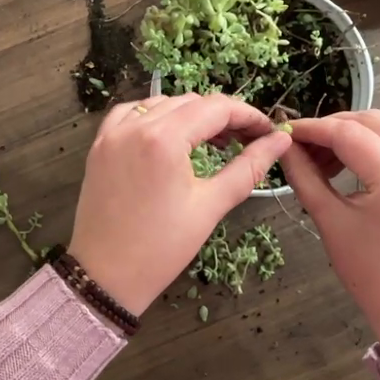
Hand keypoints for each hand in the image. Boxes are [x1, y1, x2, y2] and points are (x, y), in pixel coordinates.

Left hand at [68, 93, 289, 315]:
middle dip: (222, 116)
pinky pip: (130, 115)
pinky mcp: (99, 148)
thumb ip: (248, 167)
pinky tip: (169, 136)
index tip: (268, 132)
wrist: (105, 276)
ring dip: (190, 114)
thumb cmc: (161, 249)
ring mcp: (111, 135)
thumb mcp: (210, 207)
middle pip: (190, 102)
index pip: (216, 108)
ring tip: (213, 140)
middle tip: (246, 140)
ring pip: (160, 104)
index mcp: (164, 139)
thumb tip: (280, 141)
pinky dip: (154, 117)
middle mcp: (134, 127)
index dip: (248, 116)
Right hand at [279, 111, 379, 360]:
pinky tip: (352, 163)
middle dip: (334, 126)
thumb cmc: (369, 273)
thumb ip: (305, 177)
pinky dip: (376, 145)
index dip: (312, 128)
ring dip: (355, 132)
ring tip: (325, 156)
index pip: (348, 134)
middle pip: (372, 121)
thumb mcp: (330, 222)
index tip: (286, 131)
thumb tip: (285, 147)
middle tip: (304, 144)